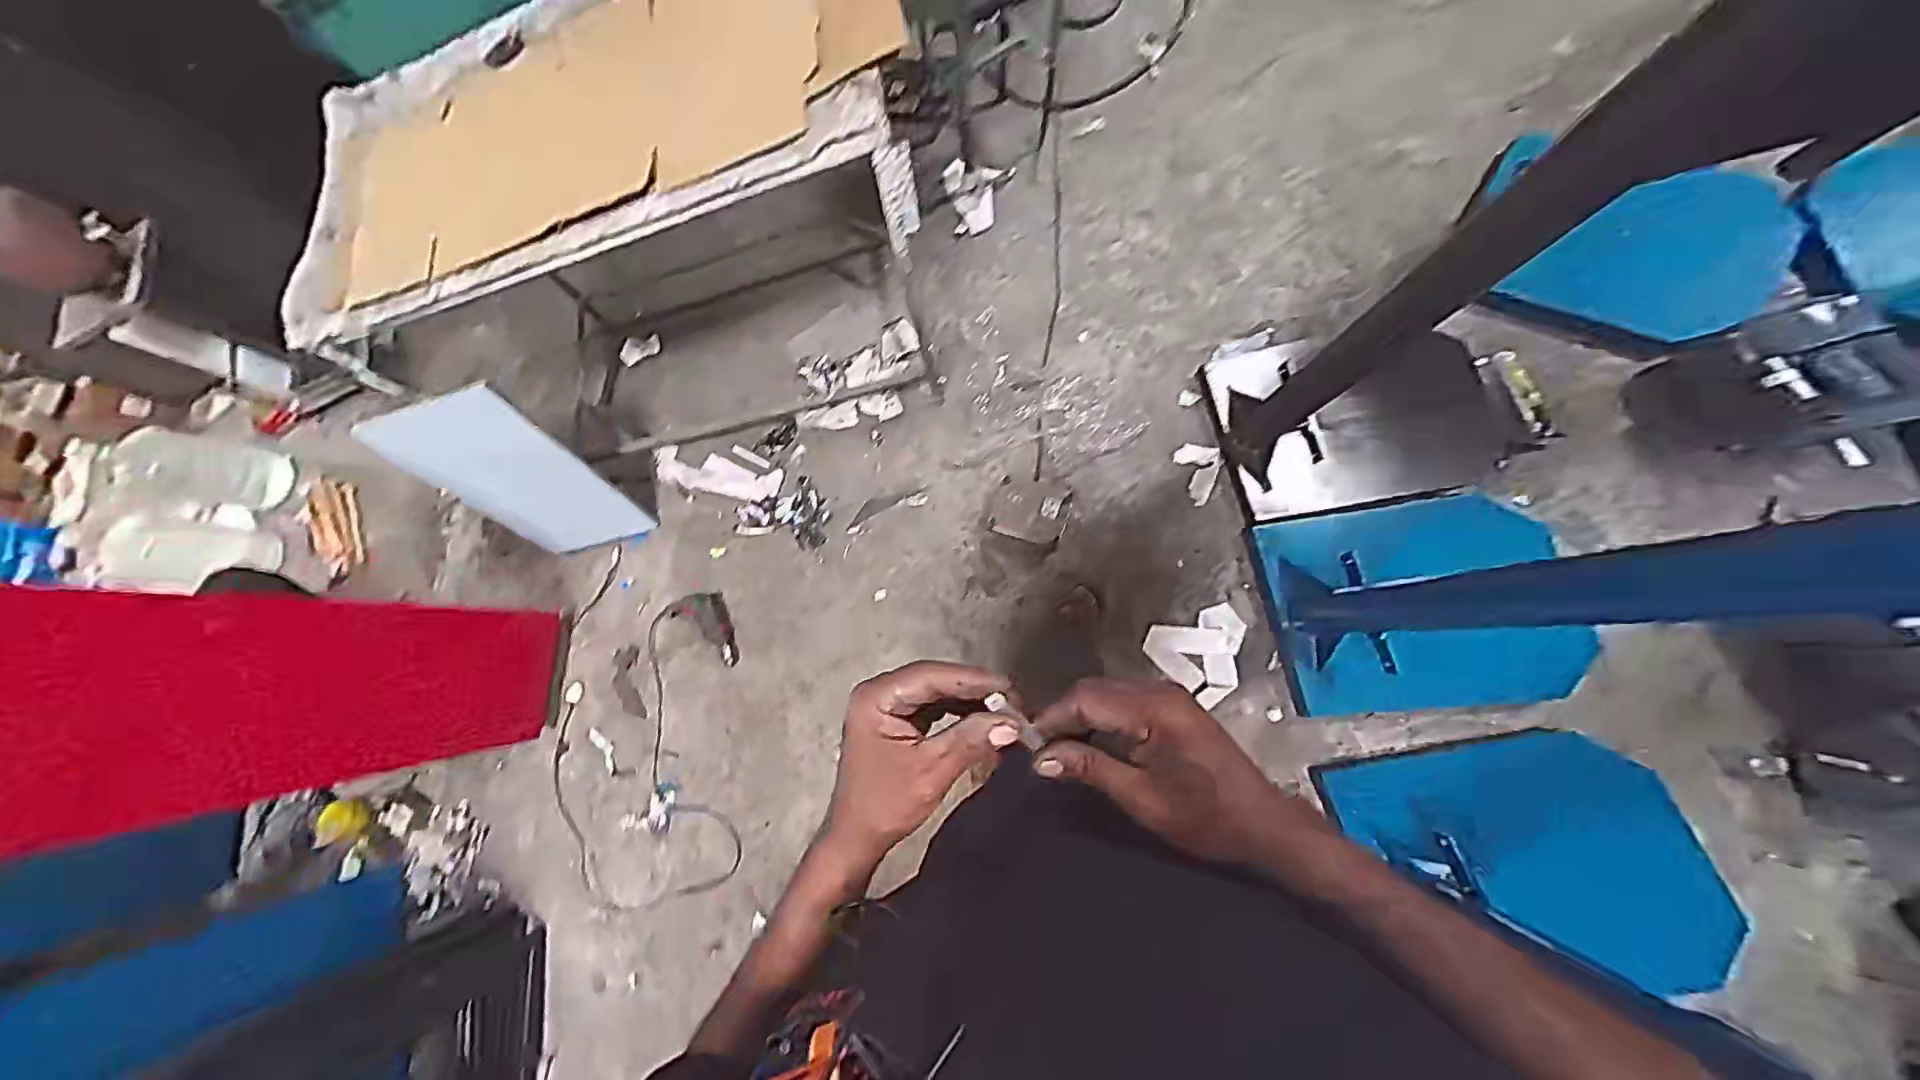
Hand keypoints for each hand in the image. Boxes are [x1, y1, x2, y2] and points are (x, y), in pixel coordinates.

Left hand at [820, 661, 1023, 863]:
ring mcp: (888, 704)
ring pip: (938, 691)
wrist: (858, 838)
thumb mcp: (931, 772)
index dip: (973, 680)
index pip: (930, 676)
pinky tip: (984, 720)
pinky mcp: (898, 718)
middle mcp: (879, 692)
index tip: (1008, 688)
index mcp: (876, 698)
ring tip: (1004, 711)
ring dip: (971, 701)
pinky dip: (960, 712)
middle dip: (975, 690)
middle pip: (935, 680)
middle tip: (1012, 701)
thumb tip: (1010, 722)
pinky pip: (935, 705)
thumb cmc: (884, 806)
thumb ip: (969, 741)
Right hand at [1031, 677, 1333, 866]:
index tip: (1028, 745)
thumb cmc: (1207, 817)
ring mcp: (1167, 695)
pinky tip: (1088, 741)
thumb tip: (1043, 758)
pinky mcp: (1171, 705)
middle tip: (1039, 749)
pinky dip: (1098, 716)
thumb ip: (1091, 769)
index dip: (1051, 719)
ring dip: (1078, 715)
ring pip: (1104, 692)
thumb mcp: (1142, 798)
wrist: (1263, 823)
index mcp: (1154, 709)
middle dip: (1061, 716)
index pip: (1085, 699)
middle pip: (1092, 690)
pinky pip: (1121, 700)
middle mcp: (1159, 691)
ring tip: (1058, 748)